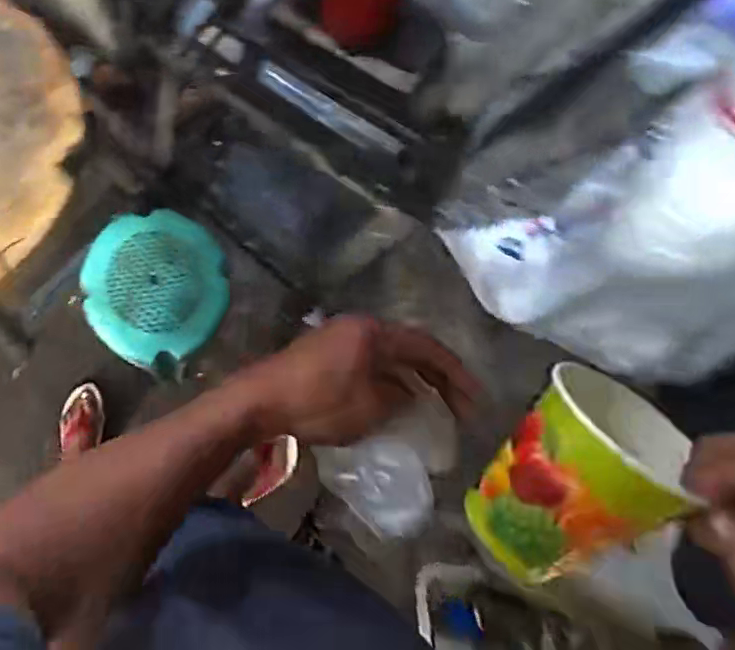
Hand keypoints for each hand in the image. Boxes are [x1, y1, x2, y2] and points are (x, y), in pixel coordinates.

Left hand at [230, 314, 481, 446]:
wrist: (260, 400)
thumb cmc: (318, 402)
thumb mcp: (368, 407)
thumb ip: (398, 396)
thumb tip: (409, 393)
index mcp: (374, 332)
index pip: (426, 346)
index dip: (454, 372)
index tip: (474, 399)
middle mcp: (360, 326)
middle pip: (409, 347)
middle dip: (437, 375)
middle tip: (460, 405)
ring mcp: (341, 336)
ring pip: (389, 354)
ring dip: (413, 377)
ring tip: (433, 405)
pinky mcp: (326, 352)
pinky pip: (371, 361)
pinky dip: (390, 379)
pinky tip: (394, 399)